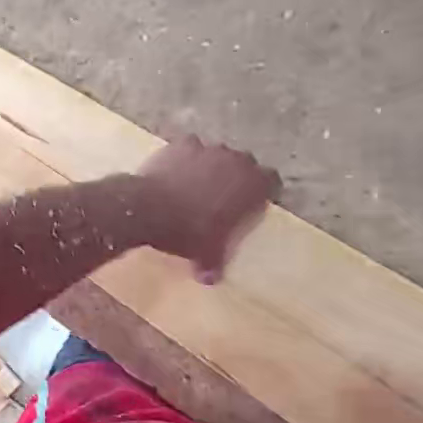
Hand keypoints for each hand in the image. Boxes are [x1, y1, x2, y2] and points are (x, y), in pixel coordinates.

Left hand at [135, 136, 279, 283]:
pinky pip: (191, 148)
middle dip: (238, 177)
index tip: (254, 204)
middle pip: (247, 164)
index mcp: (253, 185)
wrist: (150, 209)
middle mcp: (237, 160)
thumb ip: (214, 263)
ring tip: (196, 186)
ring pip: (218, 154)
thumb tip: (211, 279)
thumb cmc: (189, 233)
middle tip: (225, 197)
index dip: (263, 192)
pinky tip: (176, 173)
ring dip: (212, 166)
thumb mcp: (207, 254)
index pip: (272, 182)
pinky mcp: (183, 143)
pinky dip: (186, 158)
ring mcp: (209, 148)